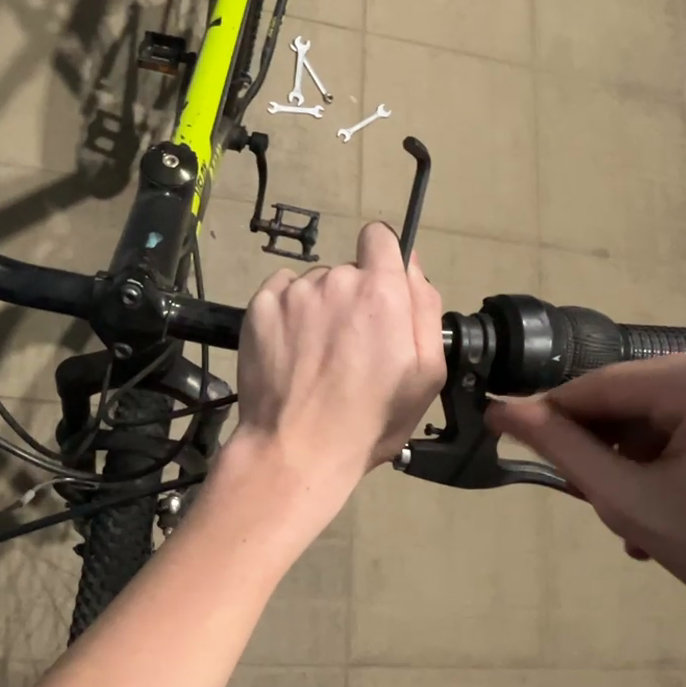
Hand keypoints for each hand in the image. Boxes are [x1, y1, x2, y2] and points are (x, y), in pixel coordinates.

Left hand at [223, 222, 444, 529]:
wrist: (297, 448)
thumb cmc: (370, 419)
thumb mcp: (427, 373)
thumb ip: (424, 307)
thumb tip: (410, 264)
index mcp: (381, 291)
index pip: (380, 237)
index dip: (382, 261)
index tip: (380, 293)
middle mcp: (335, 280)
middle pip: (348, 271)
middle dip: (353, 298)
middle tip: (349, 348)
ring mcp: (292, 293)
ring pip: (313, 285)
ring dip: (318, 308)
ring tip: (315, 356)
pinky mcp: (258, 307)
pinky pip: (280, 293)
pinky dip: (286, 312)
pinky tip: (290, 348)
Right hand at [488, 339, 685, 663]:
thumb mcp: (640, 507)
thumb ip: (565, 451)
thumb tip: (504, 410)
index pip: (597, 386)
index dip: (551, 420)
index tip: (518, 451)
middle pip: (635, 398)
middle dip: (609, 451)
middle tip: (602, 508)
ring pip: (667, 411)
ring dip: (642, 459)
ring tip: (645, 521)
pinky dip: (681, 454)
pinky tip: (679, 502)